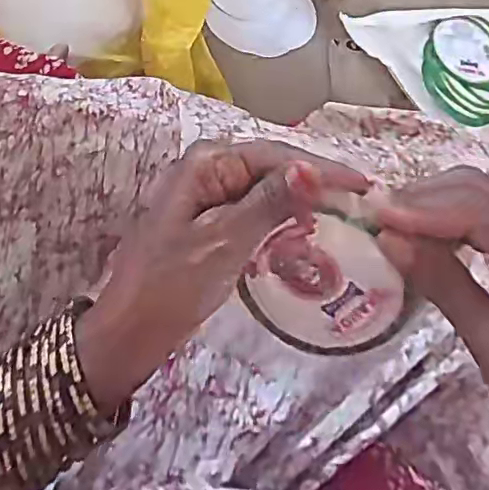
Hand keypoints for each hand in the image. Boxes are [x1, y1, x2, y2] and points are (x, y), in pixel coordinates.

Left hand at [77, 141, 370, 411]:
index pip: (277, 155)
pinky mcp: (210, 222)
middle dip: (311, 187)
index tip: (363, 184)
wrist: (125, 334)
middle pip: (273, 169)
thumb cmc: (171, 285)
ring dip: (296, 207)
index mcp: (208, 162)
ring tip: (333, 221)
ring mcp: (208, 195)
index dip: (322, 168)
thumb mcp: (225, 242)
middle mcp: (208, 169)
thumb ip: (269, 203)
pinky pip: (253, 214)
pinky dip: (277, 225)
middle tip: (357, 204)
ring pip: (266, 192)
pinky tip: (296, 239)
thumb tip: (310, 166)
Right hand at [376, 168, 488, 489]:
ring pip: (485, 198)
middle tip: (373, 217)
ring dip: (434, 205)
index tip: (377, 214)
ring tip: (389, 223)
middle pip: (486, 194)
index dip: (428, 209)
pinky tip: (422, 232)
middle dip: (426, 200)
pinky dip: (451, 219)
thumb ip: (449, 290)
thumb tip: (391, 238)